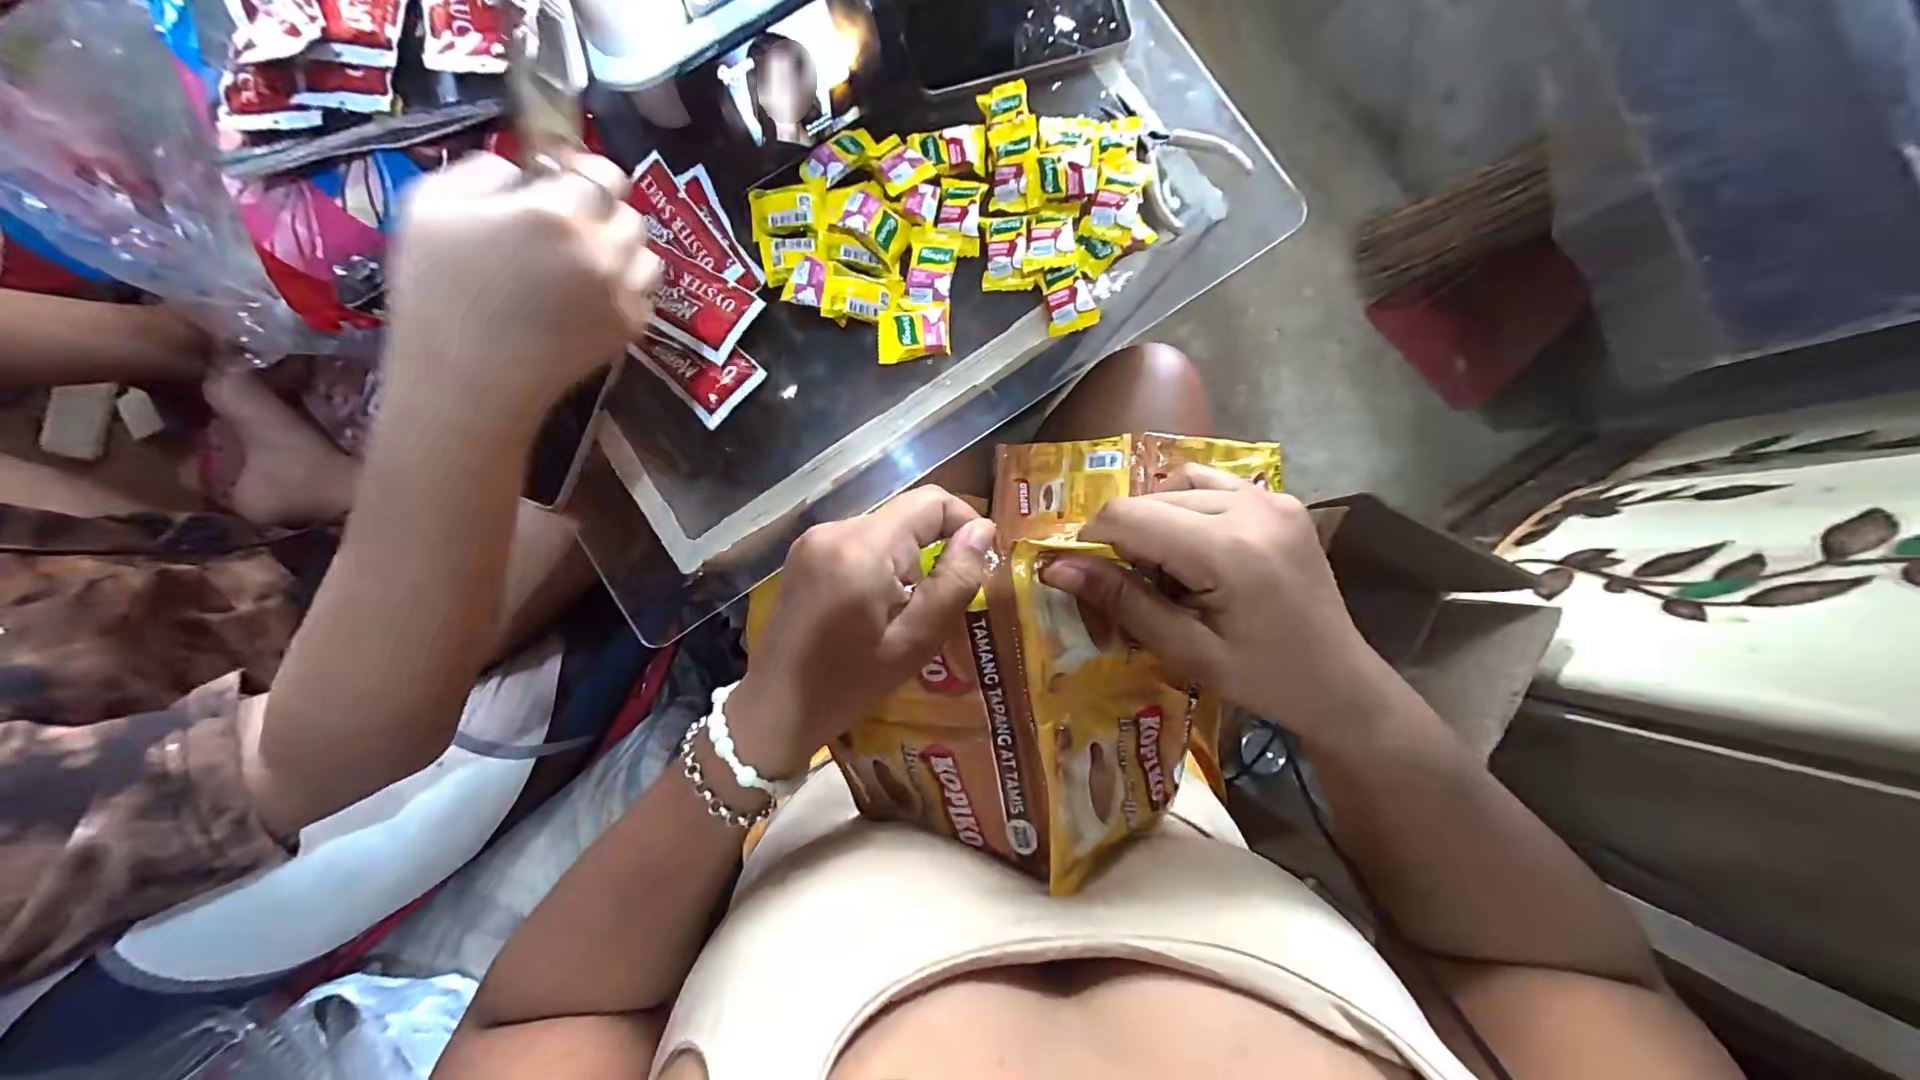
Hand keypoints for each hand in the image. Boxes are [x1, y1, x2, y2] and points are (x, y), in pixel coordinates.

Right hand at [382, 151, 660, 434]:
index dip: (586, 173)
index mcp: (558, 214)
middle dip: (603, 212)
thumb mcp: (432, 204)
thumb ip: (488, 171)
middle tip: (570, 225)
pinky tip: (589, 297)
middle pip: (630, 215)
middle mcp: (604, 252)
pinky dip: (624, 288)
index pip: (605, 175)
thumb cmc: (439, 291)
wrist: (472, 379)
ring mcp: (624, 294)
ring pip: (646, 255)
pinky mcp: (632, 328)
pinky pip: (643, 294)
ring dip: (622, 250)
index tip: (564, 179)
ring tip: (584, 261)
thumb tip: (528, 170)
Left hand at [730, 488, 996, 776]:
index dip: (966, 522)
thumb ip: (955, 581)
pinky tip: (873, 607)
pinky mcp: (804, 552)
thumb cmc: (849, 683)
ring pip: (885, 529)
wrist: (776, 707)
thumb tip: (983, 531)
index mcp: (863, 548)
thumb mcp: (915, 640)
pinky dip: (880, 564)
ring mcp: (813, 539)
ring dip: (906, 559)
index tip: (978, 561)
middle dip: (933, 548)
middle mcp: (835, 529)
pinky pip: (859, 542)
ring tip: (903, 611)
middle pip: (907, 515)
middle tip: (937, 603)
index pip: (932, 501)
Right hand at [1040, 464, 1389, 743]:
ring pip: (1175, 485)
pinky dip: (1186, 506)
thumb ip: (1121, 601)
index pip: (1128, 516)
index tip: (1087, 576)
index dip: (1092, 540)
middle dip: (1126, 538)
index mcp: (1229, 549)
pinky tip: (1195, 547)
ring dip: (1155, 520)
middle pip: (1149, 498)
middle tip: (1137, 589)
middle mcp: (1252, 506)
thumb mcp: (1185, 650)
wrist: (1339, 682)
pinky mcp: (1279, 499)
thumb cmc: (1262, 679)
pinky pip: (1210, 483)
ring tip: (1168, 568)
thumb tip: (1054, 568)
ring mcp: (1271, 496)